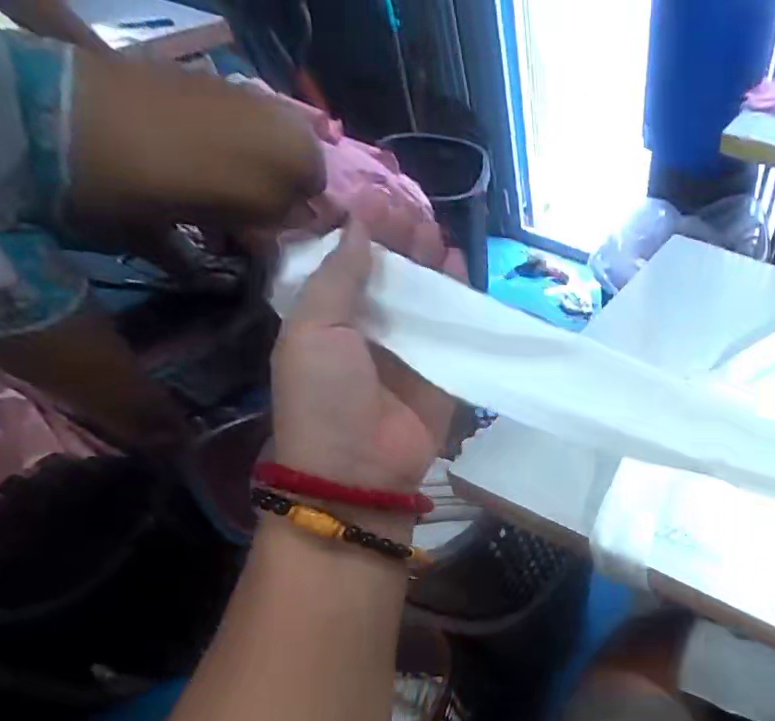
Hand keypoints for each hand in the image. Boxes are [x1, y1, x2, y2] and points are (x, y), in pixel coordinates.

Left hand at [268, 217, 453, 494]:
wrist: (359, 467)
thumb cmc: (323, 395)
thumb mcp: (314, 329)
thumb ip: (338, 277)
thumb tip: (357, 225)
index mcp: (328, 320)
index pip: (348, 265)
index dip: (364, 233)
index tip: (382, 199)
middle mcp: (370, 332)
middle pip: (390, 278)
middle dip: (401, 244)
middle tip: (415, 213)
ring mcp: (409, 353)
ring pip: (424, 299)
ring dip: (431, 266)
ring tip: (437, 232)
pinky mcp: (443, 374)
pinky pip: (454, 332)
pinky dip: (460, 303)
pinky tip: (461, 270)